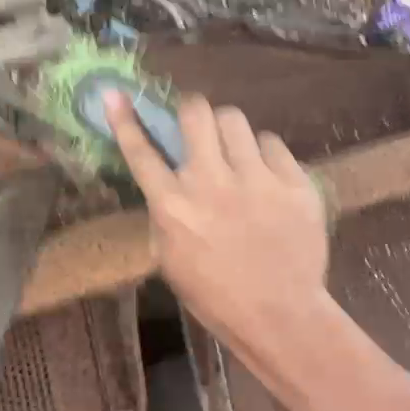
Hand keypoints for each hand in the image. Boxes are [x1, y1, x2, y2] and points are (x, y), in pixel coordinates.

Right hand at [103, 91, 343, 392]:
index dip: (124, 118)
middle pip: (196, 114)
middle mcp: (211, 184)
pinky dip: (262, 153)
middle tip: (194, 122)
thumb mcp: (167, 255)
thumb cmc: (213, 292)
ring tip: (233, 151)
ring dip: (227, 131)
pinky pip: (271, 143)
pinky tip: (263, 175)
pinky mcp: (295, 184)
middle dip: (191, 109)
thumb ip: (163, 210)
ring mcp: (256, 181)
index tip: (115, 94)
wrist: (281, 316)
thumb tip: (163, 175)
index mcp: (173, 206)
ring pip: (235, 120)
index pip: (141, 150)